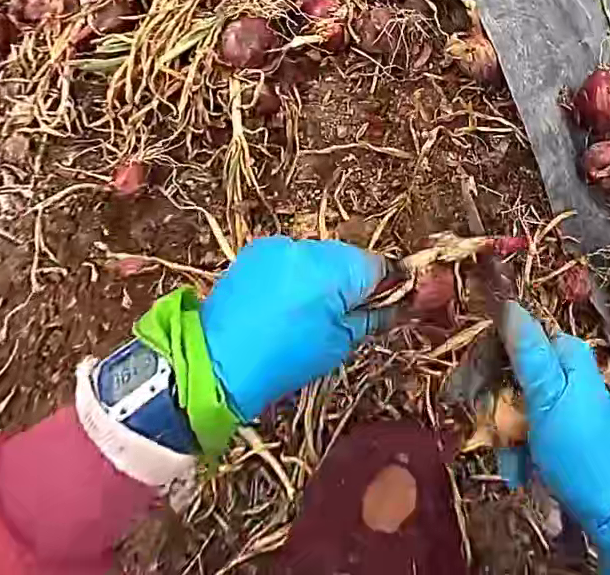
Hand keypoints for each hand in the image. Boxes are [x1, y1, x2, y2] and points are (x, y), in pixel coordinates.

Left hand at [200, 236, 386, 418]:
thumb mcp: (339, 345)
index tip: (377, 307)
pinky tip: (282, 300)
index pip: (379, 265)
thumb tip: (398, 305)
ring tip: (305, 309)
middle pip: (350, 258)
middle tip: (338, 315)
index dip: (383, 287)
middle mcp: (312, 246)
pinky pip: (292, 256)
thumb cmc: (282, 360)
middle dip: (350, 281)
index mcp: (336, 269)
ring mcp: (283, 244)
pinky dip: (295, 273)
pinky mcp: (260, 248)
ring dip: (322, 276)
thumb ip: (372, 317)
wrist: (212, 365)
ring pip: (321, 255)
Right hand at [501, 302, 609, 570]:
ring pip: (512, 409)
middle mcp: (563, 370)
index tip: (471, 392)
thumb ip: (527, 352)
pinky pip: (526, 434)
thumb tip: (508, 303)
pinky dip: (521, 456)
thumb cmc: (582, 451)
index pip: (512, 337)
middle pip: (508, 376)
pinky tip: (526, 477)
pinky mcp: (559, 431)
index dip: (487, 363)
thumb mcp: (548, 399)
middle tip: (502, 438)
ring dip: (508, 441)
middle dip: (498, 413)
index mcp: (564, 352)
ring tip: (519, 469)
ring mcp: (561, 401)